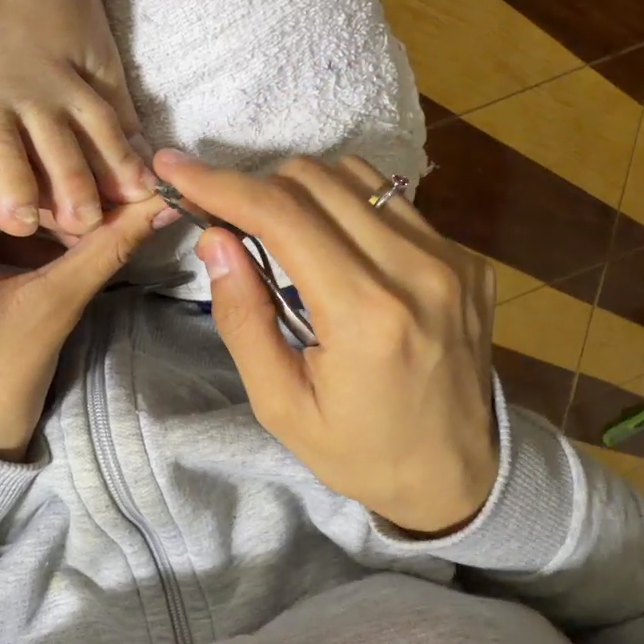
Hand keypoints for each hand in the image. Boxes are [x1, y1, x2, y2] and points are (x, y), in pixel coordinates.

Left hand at [0, 159, 173, 459]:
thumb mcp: (51, 309)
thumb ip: (105, 246)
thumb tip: (162, 197)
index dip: (54, 176)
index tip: (108, 184)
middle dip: (47, 200)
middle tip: (104, 203)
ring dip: (32, 218)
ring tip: (87, 226)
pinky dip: (9, 236)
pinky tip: (55, 244)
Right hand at [153, 150, 499, 534]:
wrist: (460, 474)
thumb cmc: (360, 451)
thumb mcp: (281, 405)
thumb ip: (243, 318)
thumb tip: (215, 239)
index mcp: (366, 315)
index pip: (282, 214)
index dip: (220, 183)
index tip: (175, 168)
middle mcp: (417, 270)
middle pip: (315, 180)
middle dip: (254, 186)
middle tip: (222, 214)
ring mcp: (453, 259)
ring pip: (357, 177)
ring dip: (300, 190)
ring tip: (273, 229)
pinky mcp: (468, 259)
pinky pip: (393, 202)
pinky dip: (347, 208)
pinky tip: (332, 247)